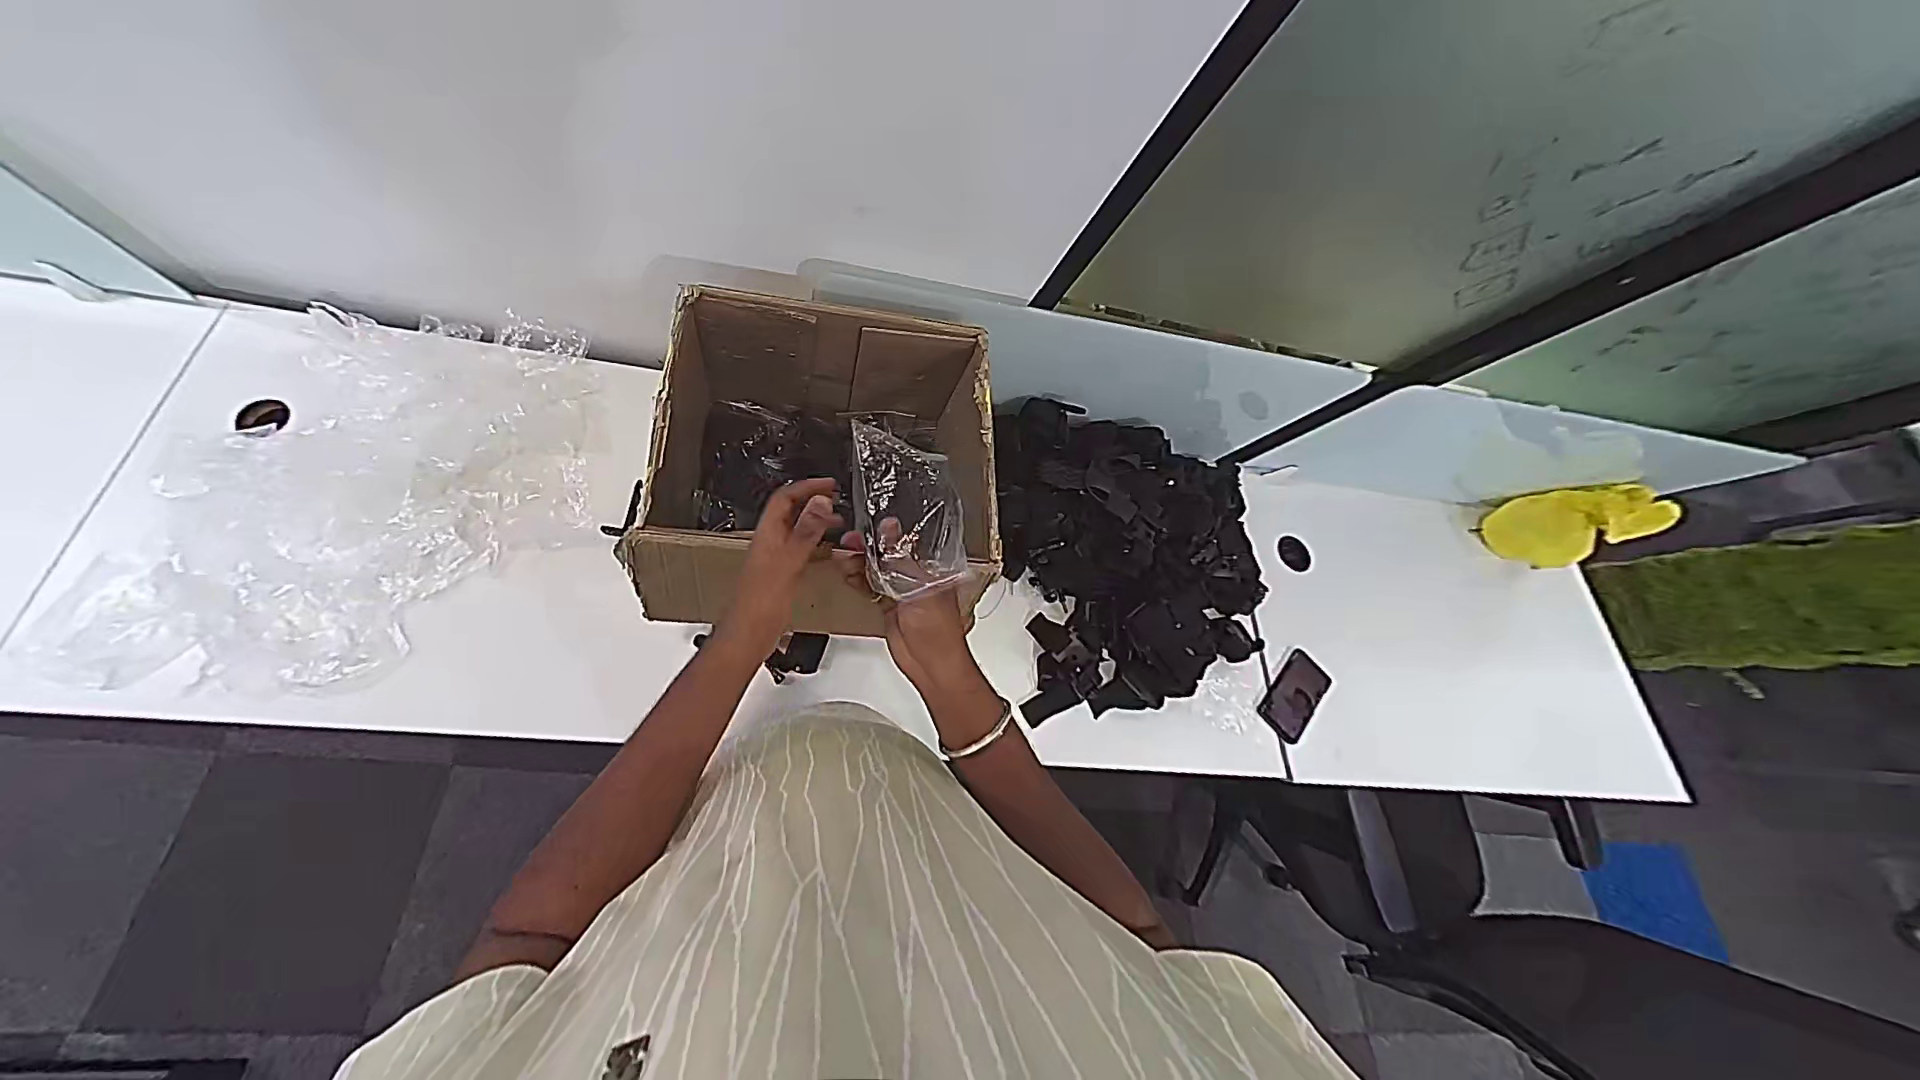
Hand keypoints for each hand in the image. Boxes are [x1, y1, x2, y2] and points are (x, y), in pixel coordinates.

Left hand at [718, 478, 845, 652]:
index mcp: (767, 536)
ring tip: (837, 520)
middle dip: (814, 500)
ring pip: (797, 530)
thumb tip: (819, 503)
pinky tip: (827, 551)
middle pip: (791, 511)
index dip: (807, 486)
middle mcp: (770, 544)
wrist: (748, 636)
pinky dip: (817, 543)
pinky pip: (802, 550)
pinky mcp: (783, 575)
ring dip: (817, 521)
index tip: (829, 484)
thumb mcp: (788, 562)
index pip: (785, 498)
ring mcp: (776, 559)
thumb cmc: (758, 604)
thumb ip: (805, 532)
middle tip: (836, 498)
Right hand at [838, 529, 986, 698]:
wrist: (931, 664)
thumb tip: (890, 528)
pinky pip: (870, 586)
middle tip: (851, 540)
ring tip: (845, 553)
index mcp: (933, 567)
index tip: (869, 524)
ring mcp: (901, 590)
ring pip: (876, 568)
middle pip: (888, 553)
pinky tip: (848, 571)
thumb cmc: (939, 629)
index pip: (908, 540)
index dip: (888, 531)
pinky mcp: (888, 605)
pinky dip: (858, 579)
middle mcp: (917, 576)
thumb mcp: (917, 586)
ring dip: (860, 561)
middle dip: (869, 546)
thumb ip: (899, 558)